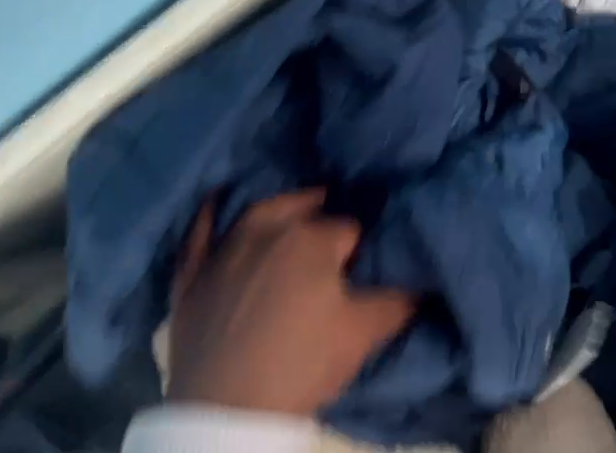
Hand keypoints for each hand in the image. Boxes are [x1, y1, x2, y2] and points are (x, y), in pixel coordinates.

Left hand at [165, 190, 415, 415]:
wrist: (226, 416)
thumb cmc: (301, 364)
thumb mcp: (364, 333)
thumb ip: (400, 299)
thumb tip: (424, 282)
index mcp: (313, 238)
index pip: (350, 230)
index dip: (357, 250)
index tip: (358, 272)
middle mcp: (267, 231)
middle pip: (306, 211)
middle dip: (323, 222)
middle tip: (333, 249)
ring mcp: (224, 252)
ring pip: (258, 214)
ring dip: (281, 209)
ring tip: (297, 214)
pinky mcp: (191, 277)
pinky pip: (198, 234)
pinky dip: (208, 215)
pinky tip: (218, 198)